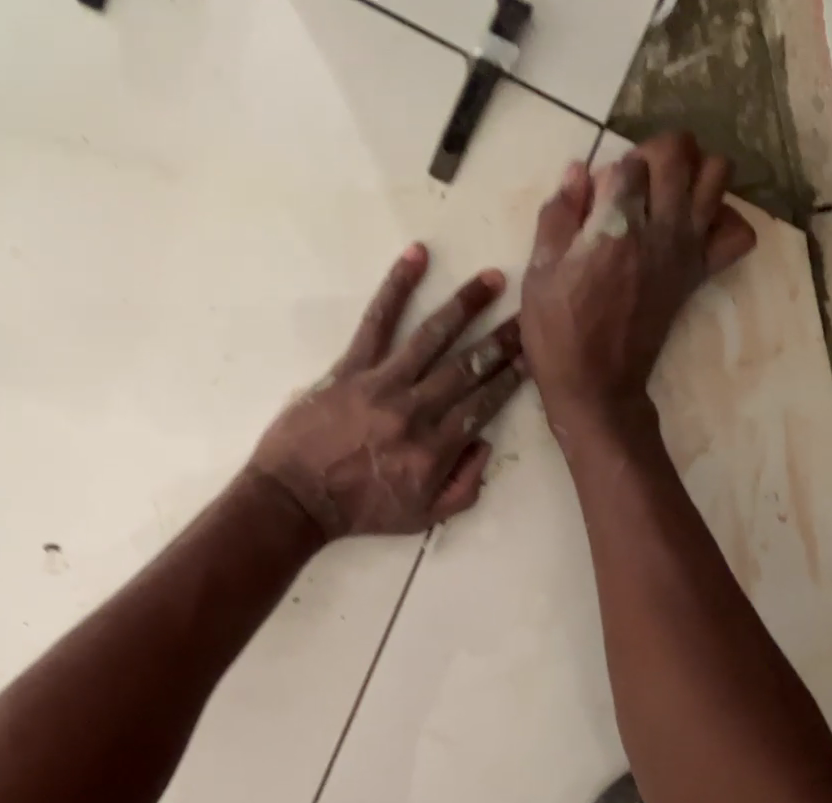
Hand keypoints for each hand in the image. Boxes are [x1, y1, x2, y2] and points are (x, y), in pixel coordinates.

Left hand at [249, 244, 524, 539]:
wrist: (297, 499)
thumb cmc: (360, 510)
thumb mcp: (423, 518)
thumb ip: (464, 487)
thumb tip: (484, 443)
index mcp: (436, 449)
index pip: (484, 404)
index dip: (512, 377)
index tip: (535, 354)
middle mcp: (416, 410)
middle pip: (468, 366)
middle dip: (503, 338)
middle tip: (530, 312)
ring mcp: (382, 384)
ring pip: (433, 336)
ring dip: (466, 304)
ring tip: (493, 279)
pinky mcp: (350, 367)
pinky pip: (377, 321)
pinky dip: (396, 286)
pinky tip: (417, 255)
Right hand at [519, 133, 757, 440]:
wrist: (595, 384)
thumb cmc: (557, 331)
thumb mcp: (539, 273)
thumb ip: (557, 215)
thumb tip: (577, 170)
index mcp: (615, 225)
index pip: (628, 162)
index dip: (608, 174)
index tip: (592, 202)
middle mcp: (660, 228)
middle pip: (679, 151)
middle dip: (653, 154)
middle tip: (631, 186)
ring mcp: (687, 249)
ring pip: (718, 174)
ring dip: (693, 172)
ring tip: (665, 195)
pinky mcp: (699, 273)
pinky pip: (737, 233)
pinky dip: (723, 219)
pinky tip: (694, 227)